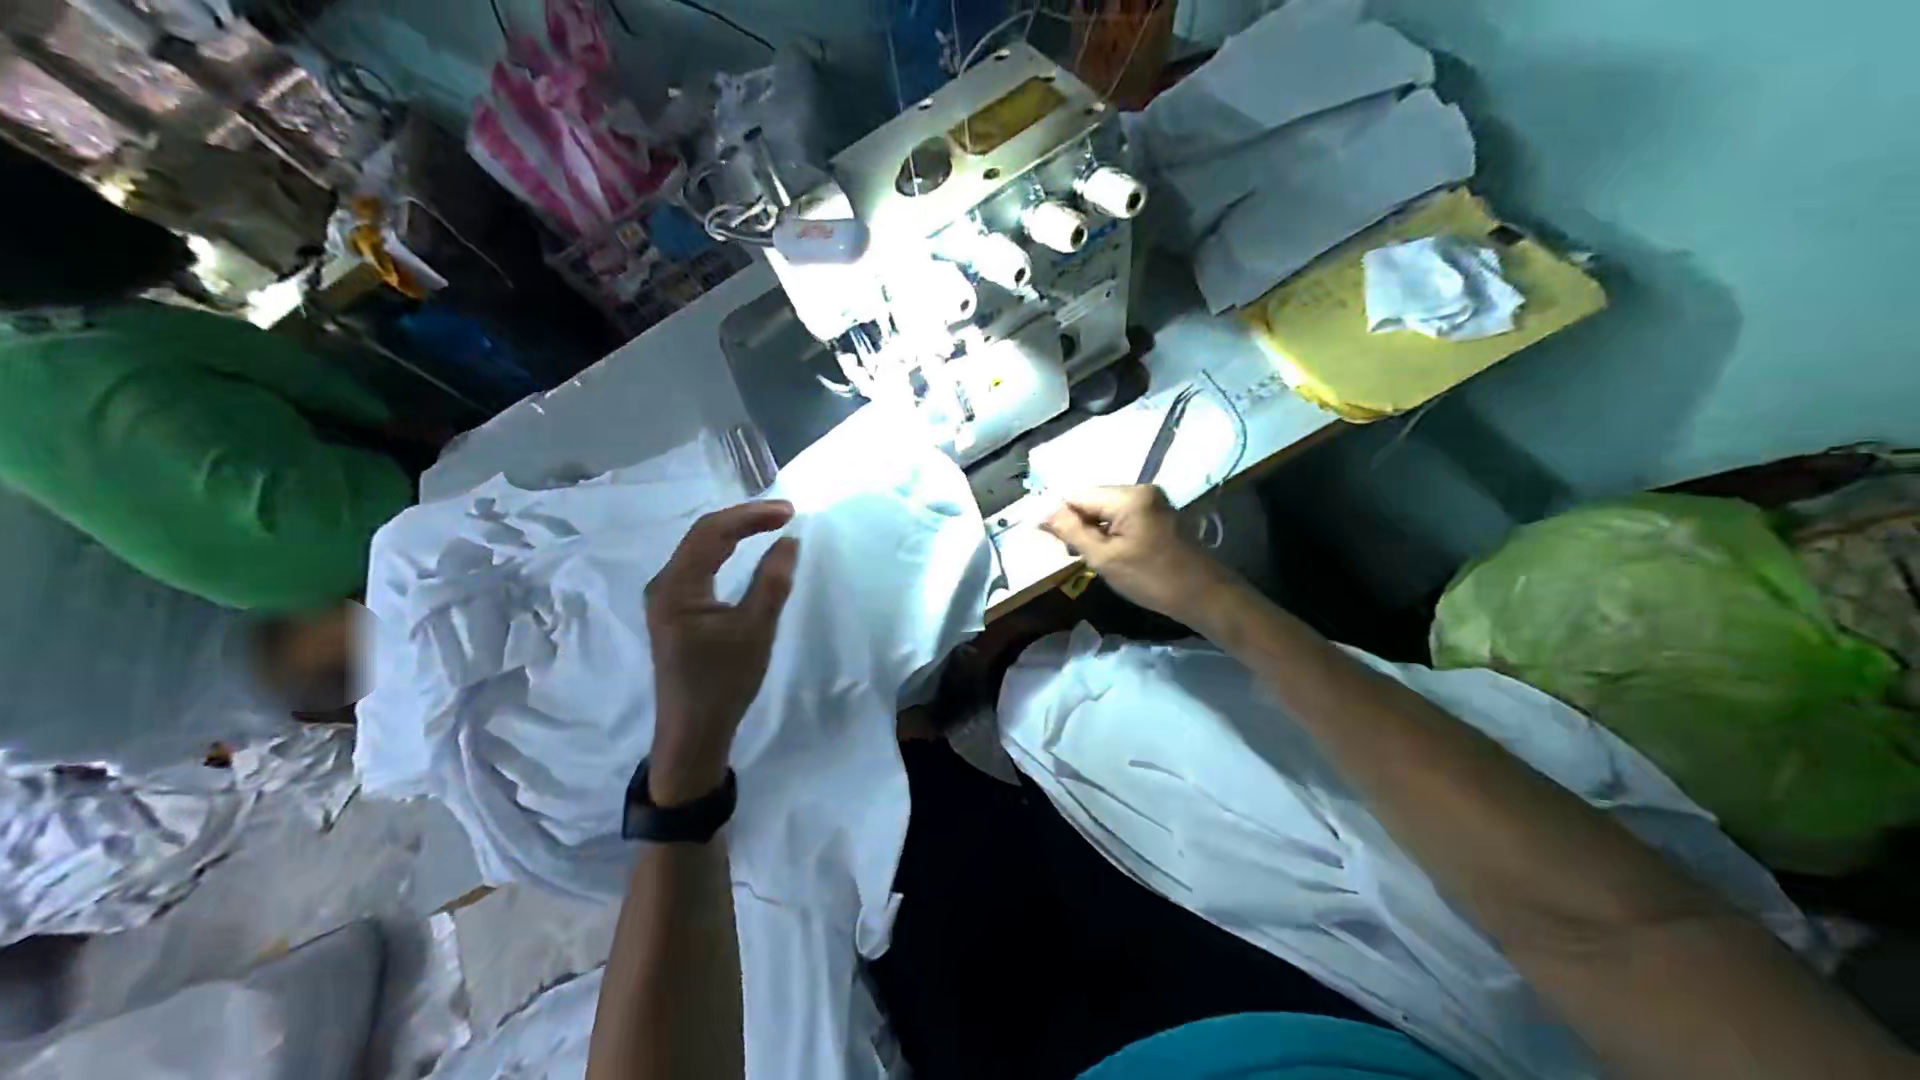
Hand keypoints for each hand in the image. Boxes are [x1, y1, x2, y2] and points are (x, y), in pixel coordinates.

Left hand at [646, 502, 799, 805]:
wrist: (693, 731)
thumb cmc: (724, 682)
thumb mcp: (756, 630)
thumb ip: (773, 581)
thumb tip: (789, 542)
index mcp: (676, 586)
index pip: (712, 532)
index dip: (751, 515)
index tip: (790, 512)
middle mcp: (664, 584)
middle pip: (703, 535)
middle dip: (745, 519)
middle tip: (785, 514)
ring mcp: (666, 597)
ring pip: (700, 549)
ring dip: (735, 533)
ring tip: (770, 524)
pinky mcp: (674, 609)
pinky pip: (701, 566)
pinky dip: (726, 552)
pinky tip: (744, 550)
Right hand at [1041, 485, 1239, 625]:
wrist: (1204, 595)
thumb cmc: (1151, 578)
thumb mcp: (1104, 558)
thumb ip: (1071, 531)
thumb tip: (1043, 513)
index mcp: (1128, 496)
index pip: (1077, 495)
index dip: (1058, 515)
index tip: (1046, 539)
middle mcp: (1140, 490)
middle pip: (1092, 499)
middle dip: (1076, 522)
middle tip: (1069, 552)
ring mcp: (1152, 501)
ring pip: (1105, 509)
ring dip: (1092, 529)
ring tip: (1087, 555)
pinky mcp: (1157, 514)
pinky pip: (1121, 516)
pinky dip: (1109, 531)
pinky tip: (1107, 552)